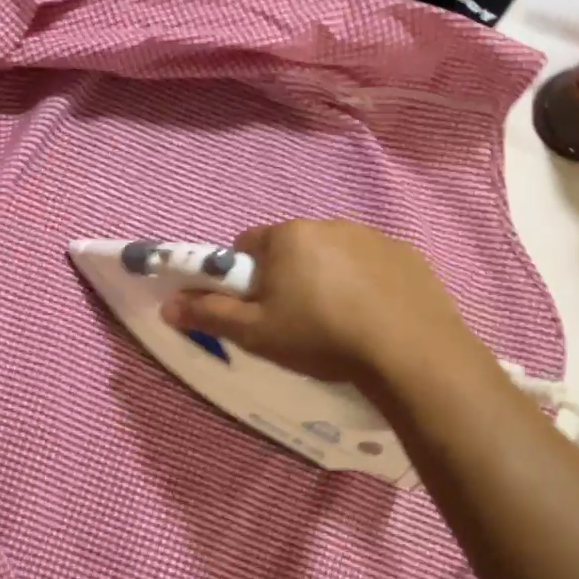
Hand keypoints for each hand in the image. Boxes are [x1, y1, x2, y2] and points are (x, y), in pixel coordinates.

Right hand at [159, 219, 482, 387]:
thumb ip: (208, 314)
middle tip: (292, 320)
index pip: (246, 245)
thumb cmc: (321, 337)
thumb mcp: (254, 333)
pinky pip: (370, 264)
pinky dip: (364, 283)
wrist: (411, 354)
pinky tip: (370, 317)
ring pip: (331, 254)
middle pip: (290, 247)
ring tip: (336, 322)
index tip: (255, 307)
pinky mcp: (408, 255)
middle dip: (285, 275)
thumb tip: (167, 305)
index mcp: (287, 236)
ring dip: (325, 277)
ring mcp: (373, 237)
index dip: (243, 277)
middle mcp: (328, 224)